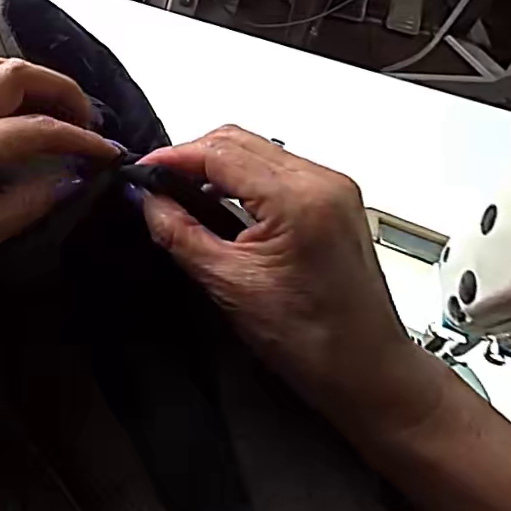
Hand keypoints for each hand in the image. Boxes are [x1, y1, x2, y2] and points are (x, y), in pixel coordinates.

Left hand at [0, 56, 118, 389]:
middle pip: (16, 76)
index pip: (38, 130)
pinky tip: (4, 108)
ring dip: (27, 78)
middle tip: (87, 122)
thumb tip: (69, 181)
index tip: (110, 152)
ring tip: (53, 106)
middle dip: (62, 90)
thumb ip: (25, 205)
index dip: (81, 139)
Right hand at [137, 126, 452, 440]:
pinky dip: (241, 176)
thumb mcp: (229, 285)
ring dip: (216, 164)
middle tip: (157, 181)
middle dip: (192, 155)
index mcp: (299, 199)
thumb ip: (180, 233)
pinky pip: (276, 167)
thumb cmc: (311, 340)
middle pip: (240, 140)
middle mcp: (322, 180)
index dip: (174, 156)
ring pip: (258, 149)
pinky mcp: (334, 197)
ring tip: (182, 190)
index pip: (221, 153)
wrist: (367, 370)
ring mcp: (333, 186)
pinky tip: (219, 199)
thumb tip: (148, 199)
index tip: (143, 169)